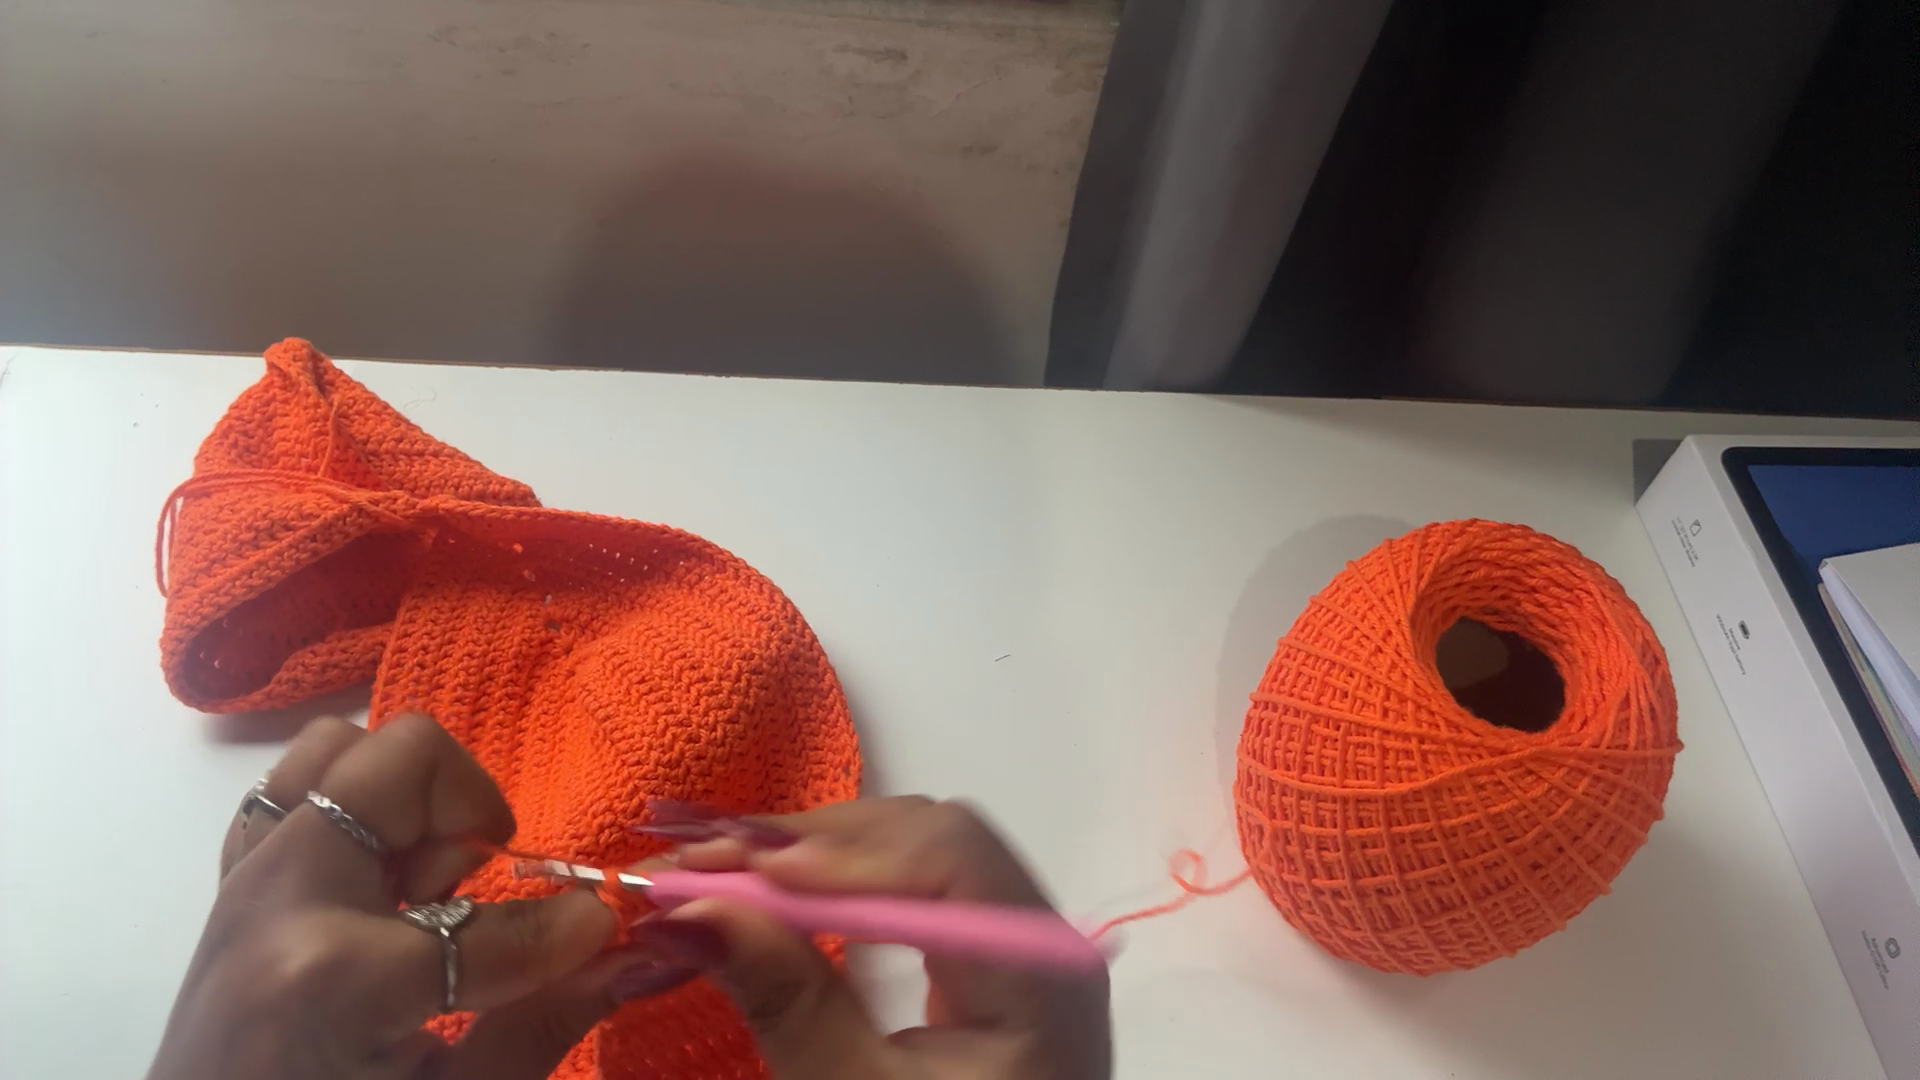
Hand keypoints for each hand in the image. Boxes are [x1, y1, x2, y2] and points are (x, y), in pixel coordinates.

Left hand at [152, 714, 703, 1079]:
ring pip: (340, 749)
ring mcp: (243, 882)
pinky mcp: (236, 881)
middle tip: (472, 887)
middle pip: (402, 756)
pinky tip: (386, 880)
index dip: (567, 928)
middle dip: (467, 806)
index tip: (599, 935)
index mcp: (325, 977)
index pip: (491, 913)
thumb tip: (652, 948)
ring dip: (411, 799)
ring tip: (421, 884)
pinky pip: (303, 784)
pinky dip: (363, 804)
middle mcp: (275, 899)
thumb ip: (554, 1021)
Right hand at [661, 796, 1112, 1079]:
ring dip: (828, 851)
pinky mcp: (983, 946)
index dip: (851, 849)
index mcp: (1039, 970)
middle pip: (933, 835)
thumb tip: (695, 911)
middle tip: (720, 859)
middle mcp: (1037, 929)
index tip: (753, 867)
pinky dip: (851, 876)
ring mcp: (1014, 931)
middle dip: (824, 841)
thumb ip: (792, 1005)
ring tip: (741, 867)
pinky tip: (799, 888)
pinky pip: (919, 877)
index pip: (952, 854)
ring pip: (920, 844)